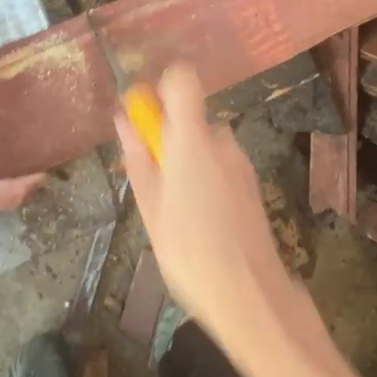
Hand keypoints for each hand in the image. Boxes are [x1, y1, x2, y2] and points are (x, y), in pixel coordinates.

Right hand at [116, 64, 296, 353]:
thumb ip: (138, 158)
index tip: (145, 115)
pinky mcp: (252, 185)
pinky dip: (206, 181)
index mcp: (192, 139)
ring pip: (205, 147)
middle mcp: (221, 141)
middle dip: (169, 141)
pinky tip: (201, 223)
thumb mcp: (150, 207)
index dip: (162, 88)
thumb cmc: (189, 251)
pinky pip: (220, 167)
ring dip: (188, 165)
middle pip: (190, 119)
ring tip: (176, 213)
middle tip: (153, 184)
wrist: (249, 294)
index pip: (181, 81)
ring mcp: (241, 163)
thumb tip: (124, 120)